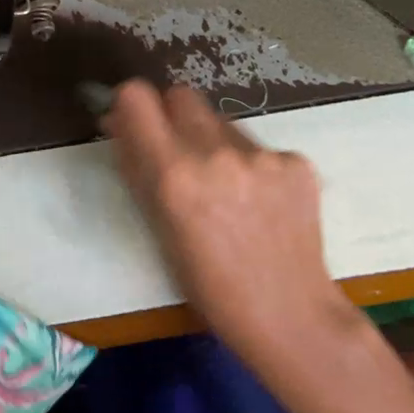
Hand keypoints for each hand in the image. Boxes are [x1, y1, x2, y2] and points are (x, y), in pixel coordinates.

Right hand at [102, 79, 350, 356]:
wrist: (290, 317)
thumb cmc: (209, 285)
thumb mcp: (157, 227)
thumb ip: (135, 168)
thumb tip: (116, 123)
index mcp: (173, 173)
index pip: (136, 96)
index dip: (130, 105)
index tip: (133, 124)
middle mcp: (216, 152)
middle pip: (180, 95)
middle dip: (171, 115)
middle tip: (176, 150)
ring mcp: (262, 155)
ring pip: (221, 121)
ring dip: (212, 141)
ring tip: (225, 187)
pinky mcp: (297, 162)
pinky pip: (259, 146)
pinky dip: (251, 165)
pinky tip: (260, 202)